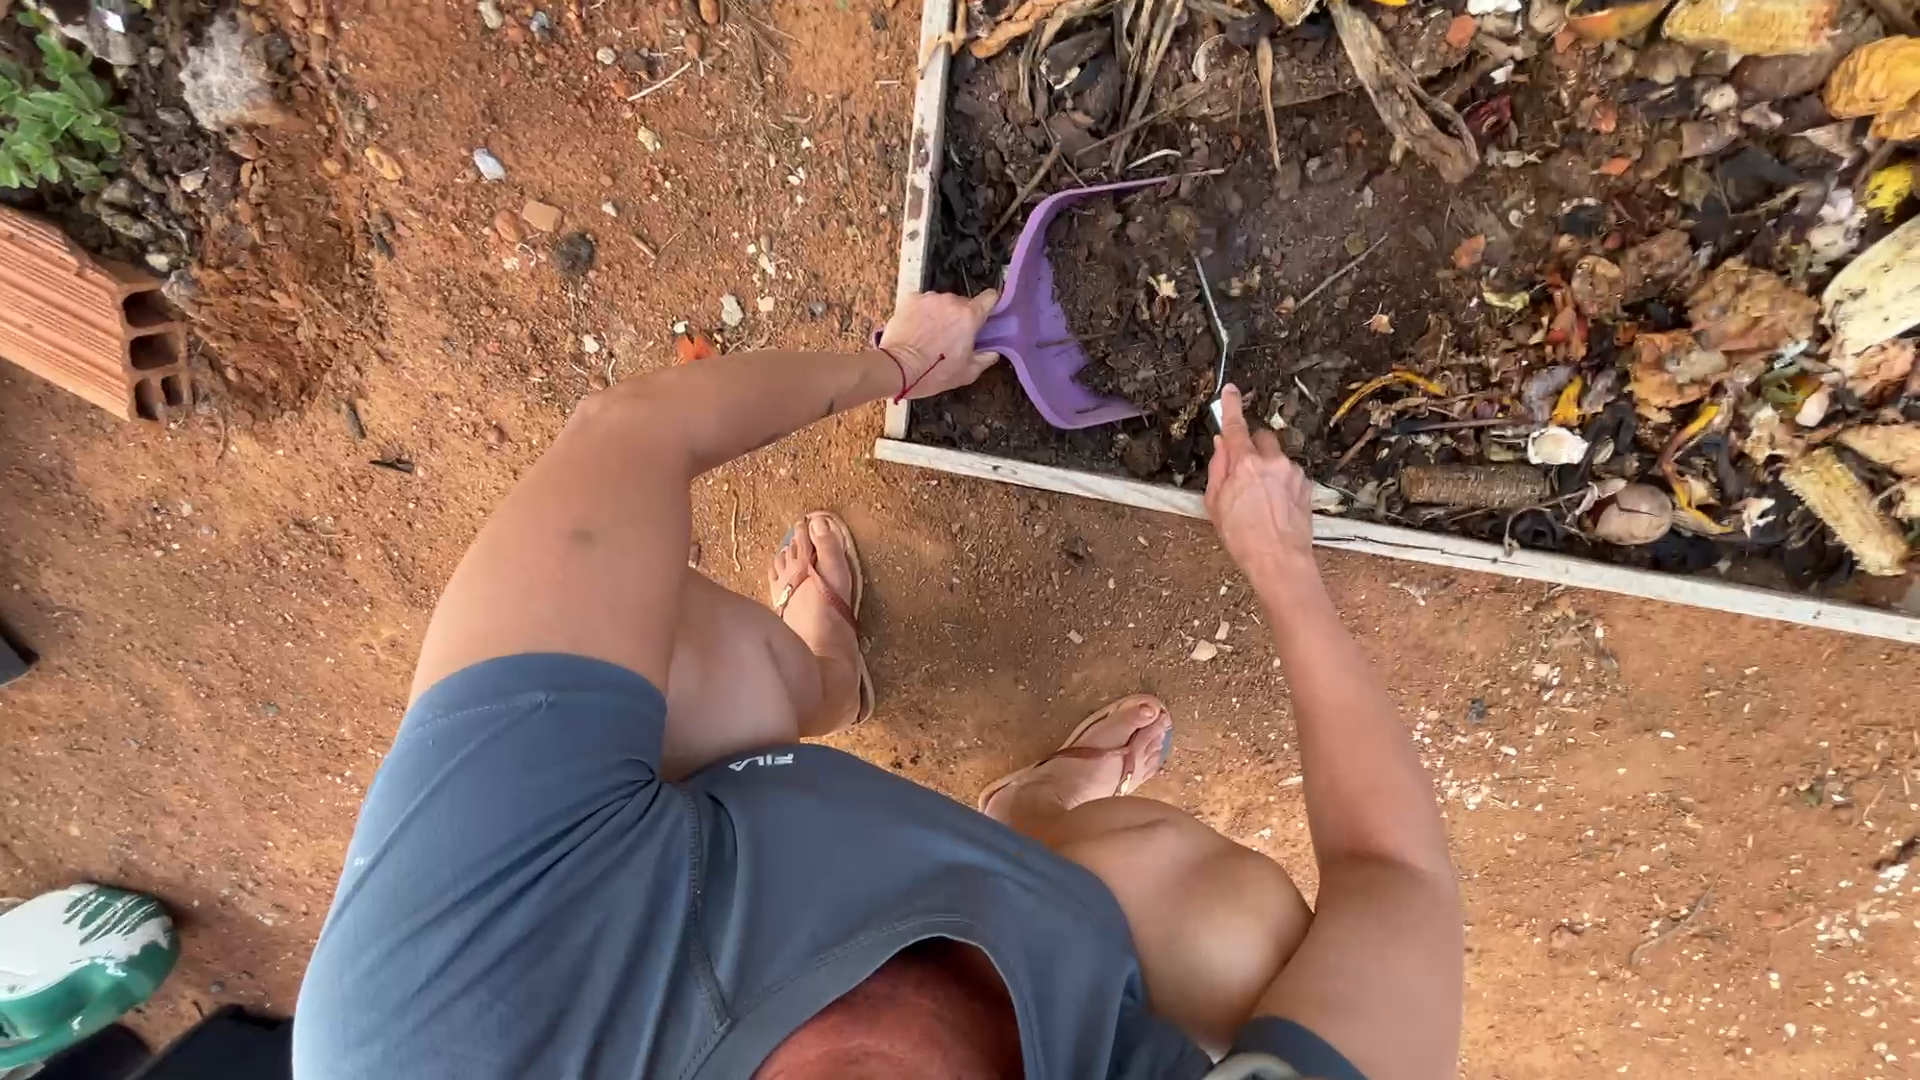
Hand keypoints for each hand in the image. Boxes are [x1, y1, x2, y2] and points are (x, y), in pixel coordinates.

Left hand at [879, 289, 1000, 399]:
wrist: (897, 368)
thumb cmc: (932, 373)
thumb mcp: (965, 374)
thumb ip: (984, 360)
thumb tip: (992, 353)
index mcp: (969, 317)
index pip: (990, 298)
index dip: (990, 305)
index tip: (985, 314)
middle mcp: (951, 302)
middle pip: (963, 303)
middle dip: (960, 317)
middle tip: (952, 337)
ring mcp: (930, 299)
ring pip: (942, 302)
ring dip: (940, 314)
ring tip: (931, 335)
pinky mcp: (911, 300)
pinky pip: (923, 303)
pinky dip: (922, 313)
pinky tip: (917, 330)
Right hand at [1205, 384, 1317, 588]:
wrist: (1278, 559)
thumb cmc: (1241, 536)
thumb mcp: (1215, 503)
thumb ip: (1218, 468)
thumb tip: (1222, 445)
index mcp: (1245, 464)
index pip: (1235, 427)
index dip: (1231, 407)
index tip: (1231, 391)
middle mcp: (1272, 462)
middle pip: (1261, 438)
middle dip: (1251, 446)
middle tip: (1241, 469)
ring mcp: (1292, 472)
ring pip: (1276, 458)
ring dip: (1266, 468)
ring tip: (1258, 499)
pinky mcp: (1306, 485)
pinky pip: (1289, 474)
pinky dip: (1280, 483)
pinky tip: (1273, 506)